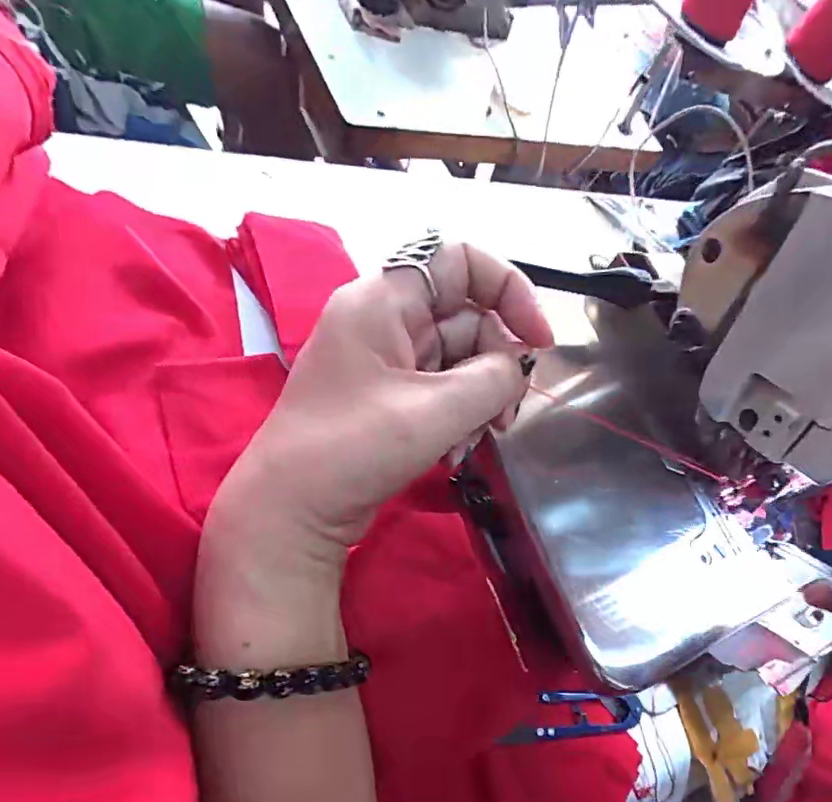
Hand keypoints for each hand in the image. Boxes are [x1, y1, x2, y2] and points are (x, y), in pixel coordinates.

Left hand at [195, 242, 553, 667]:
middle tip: (505, 420)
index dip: (511, 290)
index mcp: (383, 300)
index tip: (539, 341)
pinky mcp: (386, 401)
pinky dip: (456, 420)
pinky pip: (439, 393)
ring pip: (457, 362)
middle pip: (466, 320)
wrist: (292, 510)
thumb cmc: (352, 449)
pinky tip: (452, 456)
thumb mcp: (434, 411)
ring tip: (472, 444)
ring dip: (478, 403)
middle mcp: (382, 322)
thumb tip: (518, 369)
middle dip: (495, 370)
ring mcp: (383, 363)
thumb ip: (493, 380)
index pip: (462, 261)